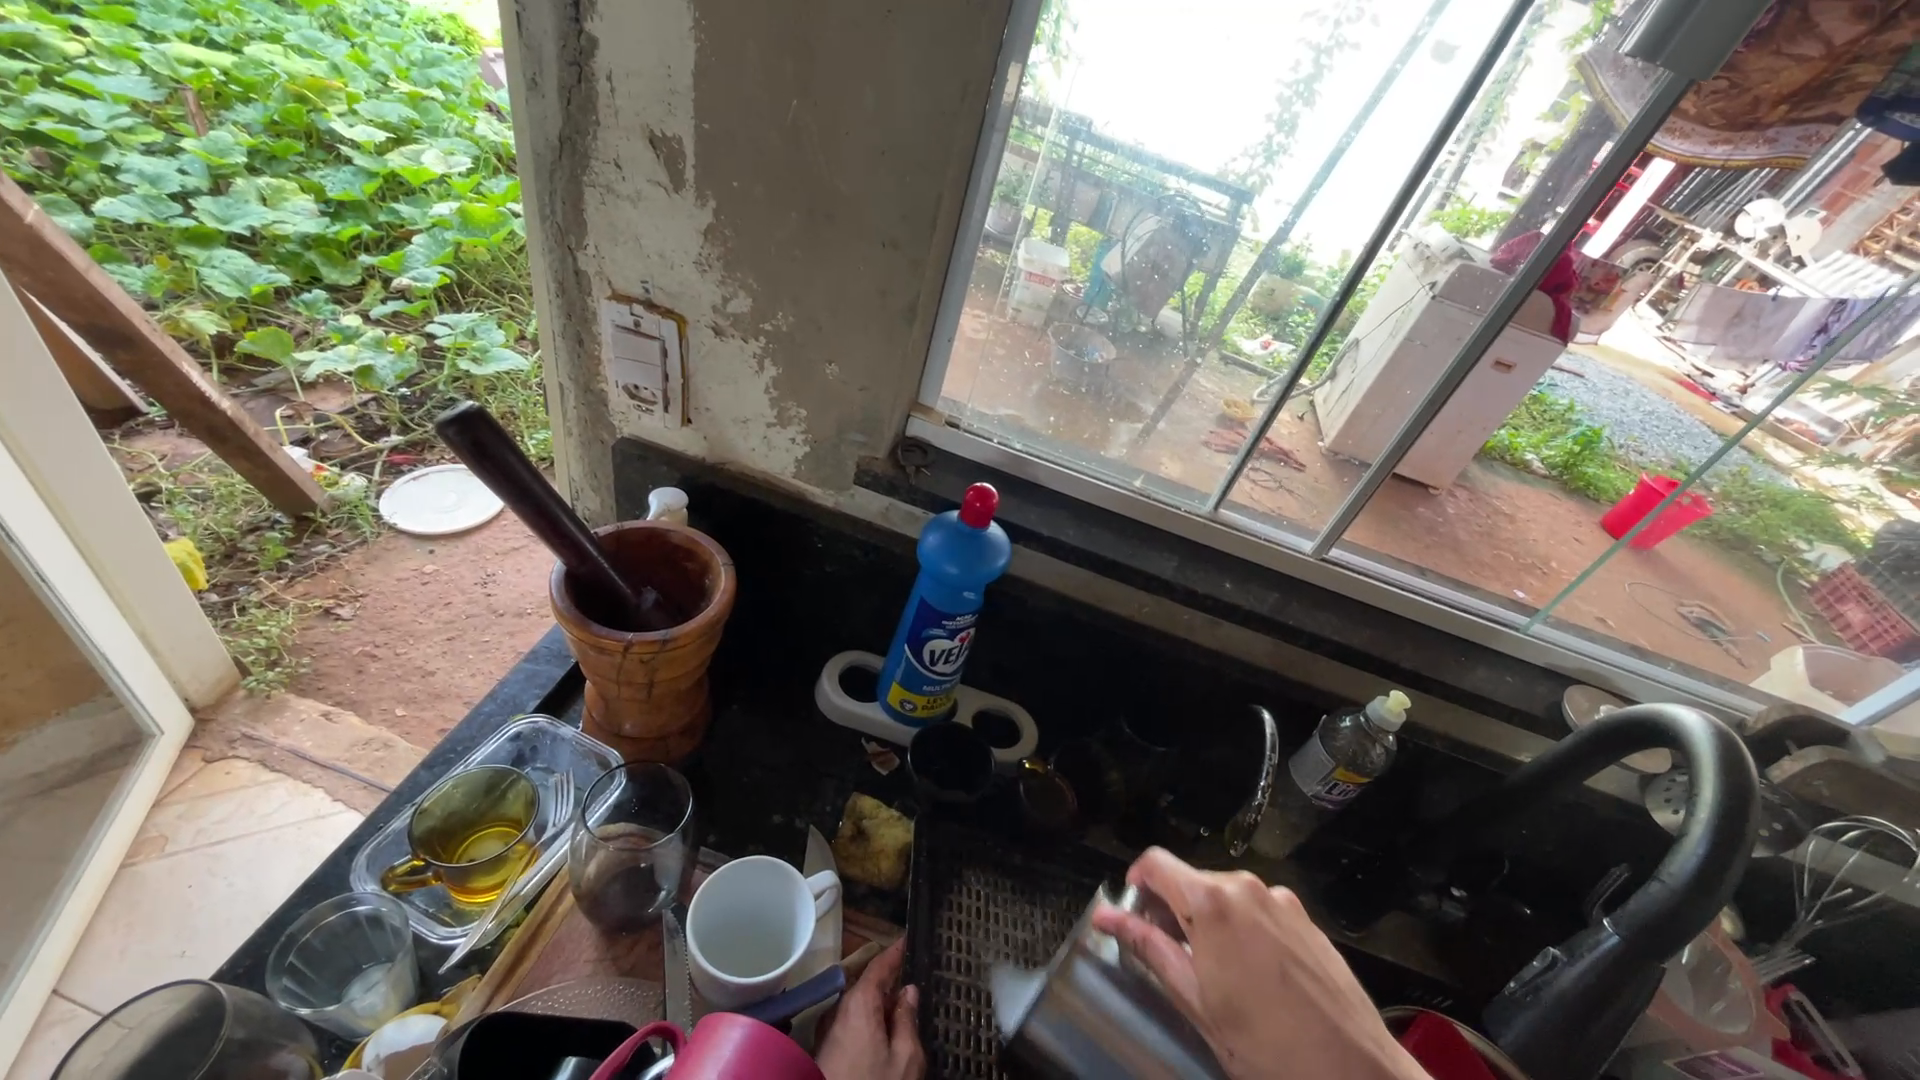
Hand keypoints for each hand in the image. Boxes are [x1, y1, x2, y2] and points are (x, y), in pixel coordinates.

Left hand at [814, 938, 923, 1079]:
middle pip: (866, 985)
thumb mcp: (905, 1059)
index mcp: (859, 1004)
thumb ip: (907, 1021)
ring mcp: (829, 1033)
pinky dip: (870, 1019)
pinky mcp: (825, 1052)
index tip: (907, 937)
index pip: (878, 966)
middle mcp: (839, 1011)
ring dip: (879, 1001)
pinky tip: (884, 1032)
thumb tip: (908, 991)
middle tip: (911, 972)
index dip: (894, 952)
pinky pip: (851, 1023)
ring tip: (902, 1003)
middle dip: (888, 978)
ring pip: (858, 1006)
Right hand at [1090, 848, 1425, 1079]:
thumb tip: (1105, 916)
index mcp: (1212, 902)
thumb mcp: (1195, 1000)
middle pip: (1191, 880)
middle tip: (1170, 957)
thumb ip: (1148, 947)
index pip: (1156, 863)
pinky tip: (1255, 976)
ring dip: (1208, 920)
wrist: (1356, 1073)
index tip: (1132, 914)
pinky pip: (1258, 910)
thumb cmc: (1265, 1045)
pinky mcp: (1306, 918)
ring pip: (1225, 895)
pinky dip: (1242, 928)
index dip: (1136, 881)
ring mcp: (1282, 900)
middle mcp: (1246, 887)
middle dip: (1172, 908)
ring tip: (1215, 974)